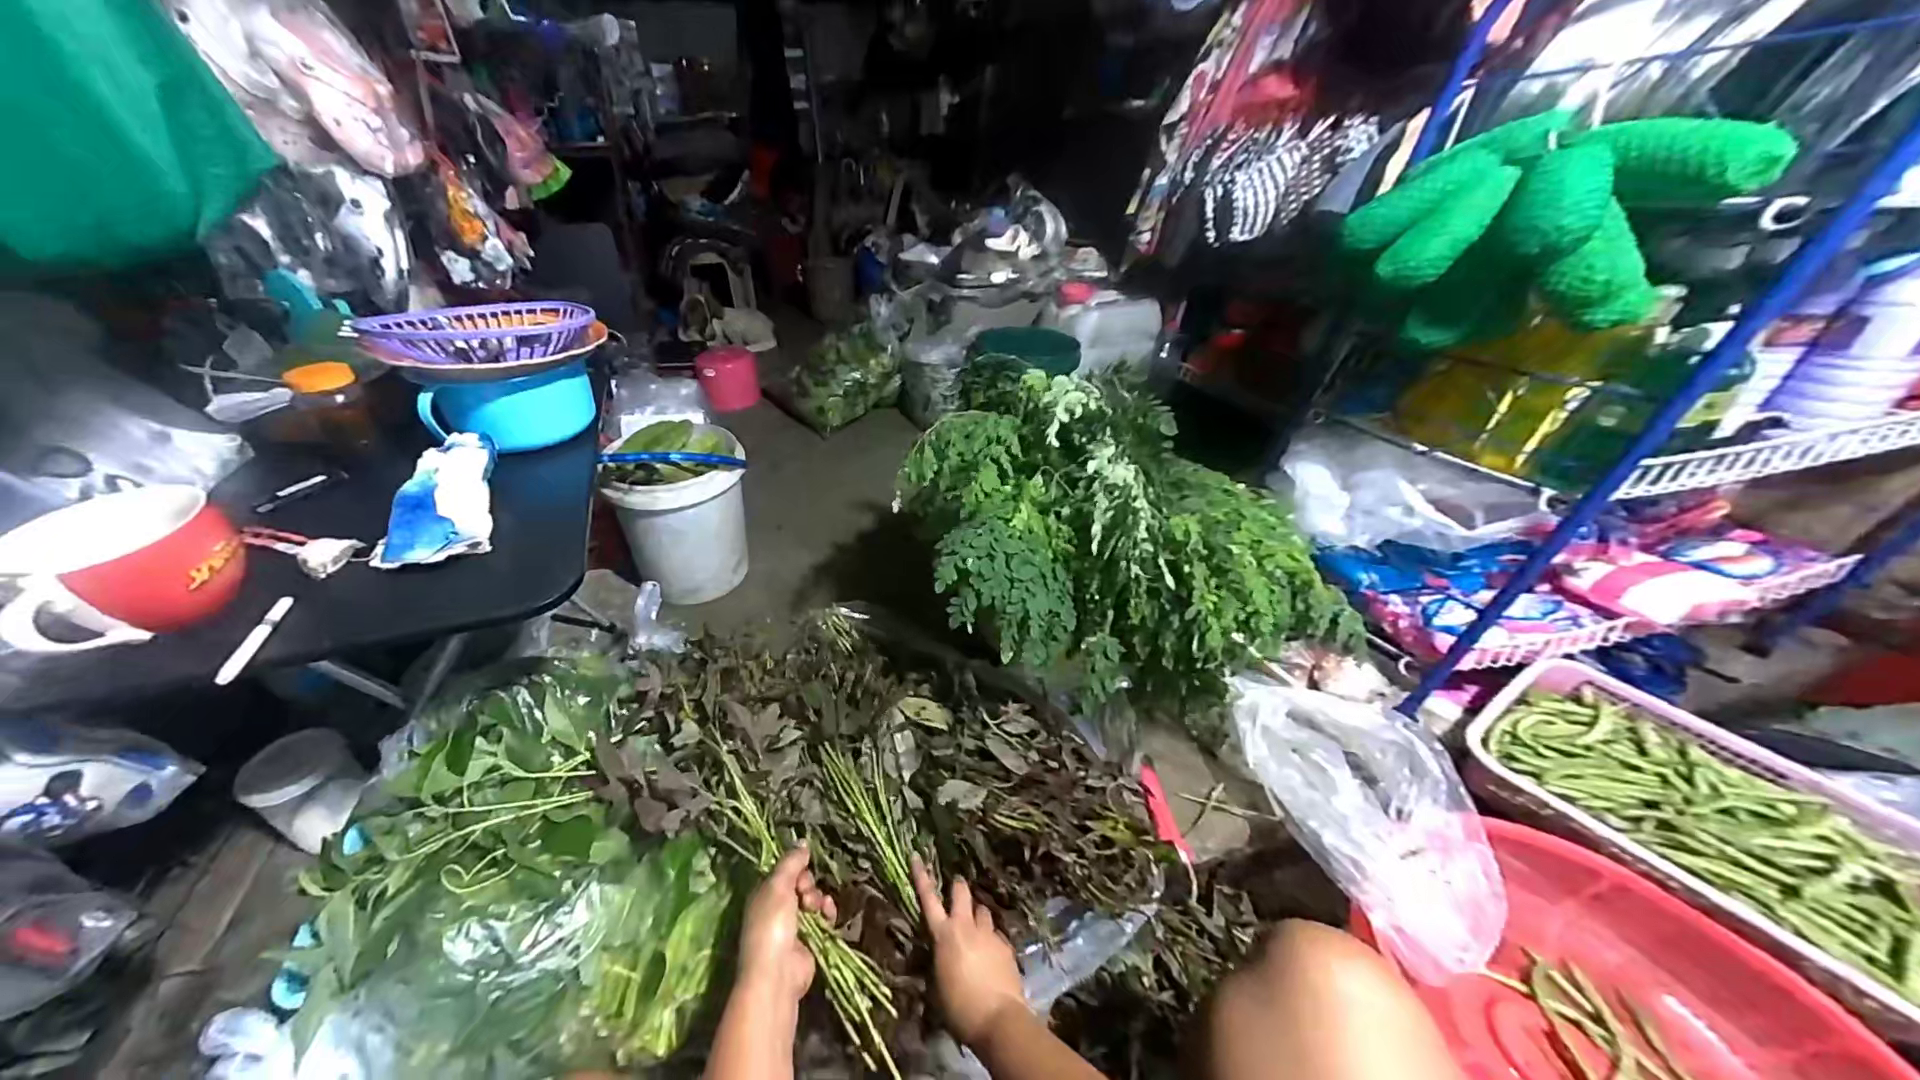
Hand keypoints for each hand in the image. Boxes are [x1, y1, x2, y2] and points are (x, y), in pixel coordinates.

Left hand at [738, 846, 837, 1005]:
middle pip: (800, 883)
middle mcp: (777, 906)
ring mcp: (793, 924)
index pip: (784, 870)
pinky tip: (828, 913)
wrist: (778, 973)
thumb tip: (802, 841)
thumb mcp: (778, 886)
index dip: (796, 867)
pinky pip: (822, 916)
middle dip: (808, 883)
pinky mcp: (809, 938)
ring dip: (818, 897)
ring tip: (817, 906)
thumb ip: (791, 862)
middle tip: (805, 893)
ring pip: (813, 898)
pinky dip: (827, 912)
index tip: (801, 870)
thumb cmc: (772, 925)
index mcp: (764, 893)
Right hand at [912, 856, 1025, 1047]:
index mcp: (944, 935)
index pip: (928, 899)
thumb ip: (939, 961)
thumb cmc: (959, 1007)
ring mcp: (989, 934)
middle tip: (957, 887)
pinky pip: (995, 933)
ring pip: (982, 910)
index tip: (917, 856)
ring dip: (977, 914)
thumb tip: (942, 955)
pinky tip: (991, 954)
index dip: (921, 876)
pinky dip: (991, 938)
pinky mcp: (1006, 945)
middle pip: (962, 892)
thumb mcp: (938, 985)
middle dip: (958, 887)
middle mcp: (966, 927)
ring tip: (976, 926)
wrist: (999, 1018)